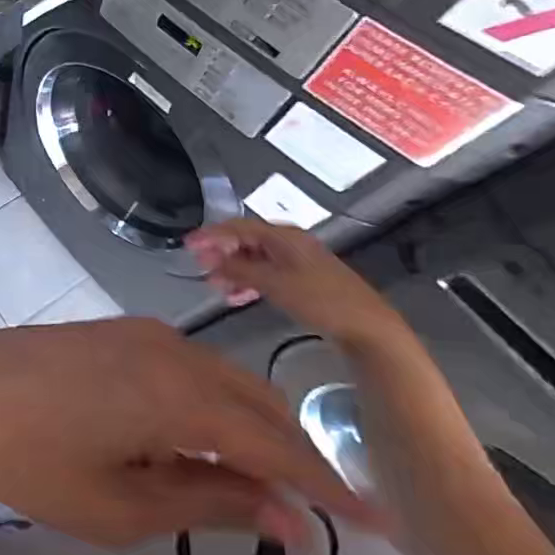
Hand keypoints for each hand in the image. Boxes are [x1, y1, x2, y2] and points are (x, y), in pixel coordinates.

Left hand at [0, 319, 383, 547]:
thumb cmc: (32, 460)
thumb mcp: (122, 506)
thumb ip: (212, 502)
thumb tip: (289, 517)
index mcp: (180, 395)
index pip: (276, 444)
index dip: (329, 485)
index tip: (380, 520)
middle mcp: (176, 350)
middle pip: (259, 403)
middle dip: (293, 455)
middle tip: (311, 511)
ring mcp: (148, 332)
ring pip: (228, 381)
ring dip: (252, 429)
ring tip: (256, 484)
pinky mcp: (125, 329)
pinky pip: (193, 367)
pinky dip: (214, 405)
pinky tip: (199, 440)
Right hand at [187, 218, 412, 353]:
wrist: (366, 326)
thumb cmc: (321, 300)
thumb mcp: (275, 284)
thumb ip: (241, 269)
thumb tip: (212, 257)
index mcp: (284, 237)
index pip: (239, 228)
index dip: (212, 235)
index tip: (188, 245)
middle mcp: (289, 243)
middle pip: (246, 241)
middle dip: (221, 253)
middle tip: (200, 268)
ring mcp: (297, 261)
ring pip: (256, 259)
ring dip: (234, 270)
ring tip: (217, 287)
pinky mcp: (302, 279)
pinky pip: (267, 273)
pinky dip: (250, 281)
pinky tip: (239, 296)